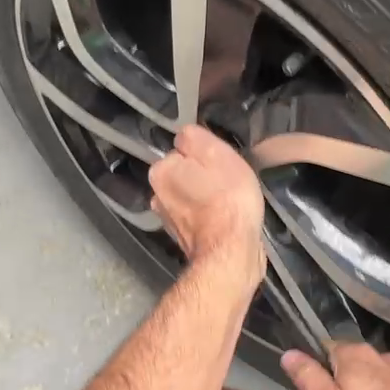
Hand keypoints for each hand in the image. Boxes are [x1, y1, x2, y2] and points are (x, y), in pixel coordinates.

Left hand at [148, 125, 264, 278]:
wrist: (231, 251)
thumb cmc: (226, 198)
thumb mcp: (215, 153)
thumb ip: (193, 138)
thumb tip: (184, 138)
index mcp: (160, 172)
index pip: (182, 151)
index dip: (205, 155)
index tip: (221, 164)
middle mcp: (157, 196)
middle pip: (186, 175)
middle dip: (204, 177)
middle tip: (228, 182)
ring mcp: (169, 221)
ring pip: (192, 197)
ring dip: (208, 198)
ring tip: (230, 202)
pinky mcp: (185, 240)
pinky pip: (200, 218)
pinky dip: (211, 217)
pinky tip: (227, 220)